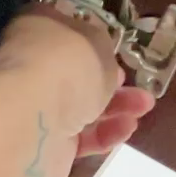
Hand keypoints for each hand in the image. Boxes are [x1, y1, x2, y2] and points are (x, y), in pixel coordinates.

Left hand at [0, 5, 158, 176]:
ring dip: (116, 106)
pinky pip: (81, 138)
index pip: (64, 29)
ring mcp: (37, 110)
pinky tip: (127, 128)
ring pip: (82, 107)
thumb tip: (98, 55)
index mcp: (35, 30)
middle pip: (75, 74)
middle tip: (130, 80)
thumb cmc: (66, 67)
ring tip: (144, 106)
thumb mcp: (97, 43)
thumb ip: (101, 47)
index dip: (91, 38)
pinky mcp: (46, 146)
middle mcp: (31, 68)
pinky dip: (105, 134)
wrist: (33, 125)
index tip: (115, 48)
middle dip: (109, 78)